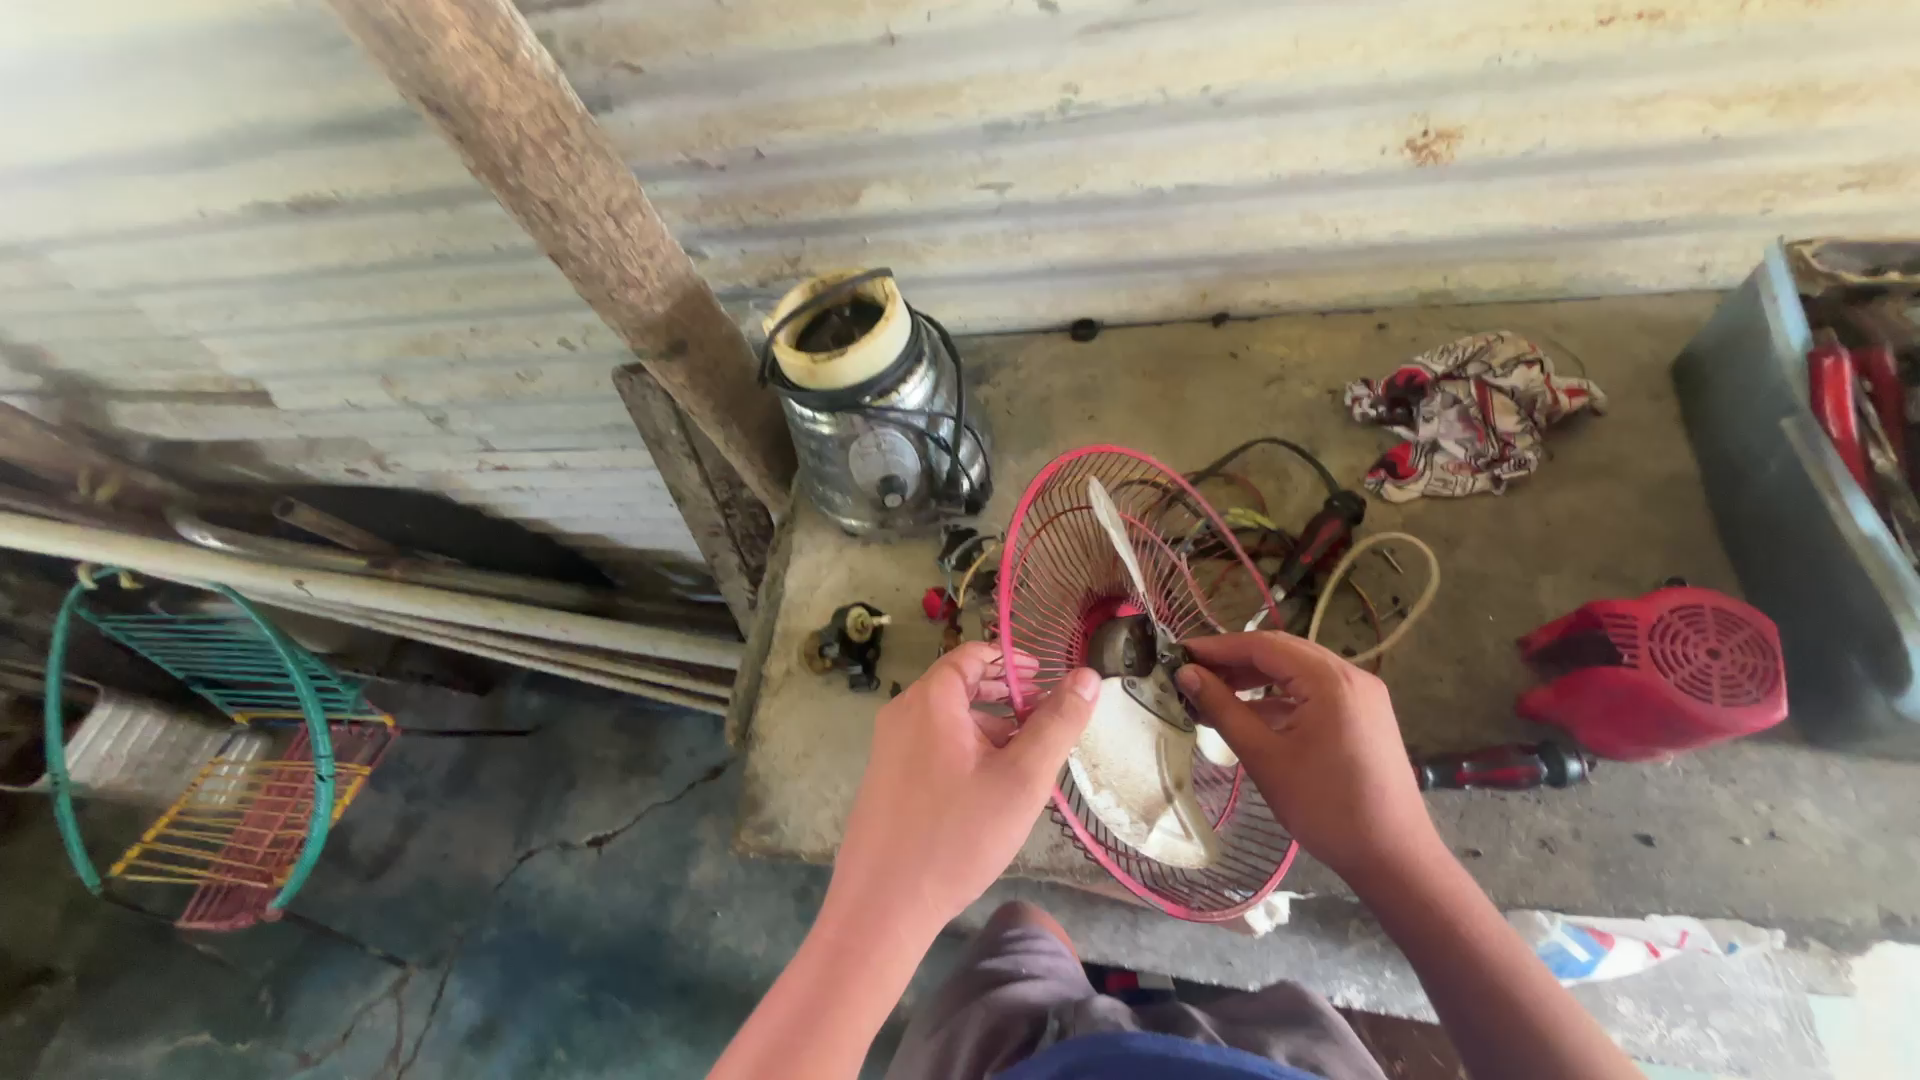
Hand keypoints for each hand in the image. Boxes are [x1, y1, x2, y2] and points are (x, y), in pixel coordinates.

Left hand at [828, 642, 1098, 932]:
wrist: (882, 905)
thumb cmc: (957, 835)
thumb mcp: (1021, 778)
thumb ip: (1057, 724)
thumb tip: (1087, 676)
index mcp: (930, 700)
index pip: (973, 655)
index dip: (1013, 660)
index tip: (1048, 678)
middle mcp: (903, 713)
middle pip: (960, 684)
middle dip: (1006, 694)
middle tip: (1046, 714)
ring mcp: (890, 747)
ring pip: (948, 719)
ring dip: (990, 725)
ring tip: (1028, 754)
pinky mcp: (887, 778)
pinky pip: (933, 745)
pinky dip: (967, 748)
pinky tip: (992, 785)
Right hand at [1175, 632, 1438, 880]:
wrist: (1393, 858)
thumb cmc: (1324, 807)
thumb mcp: (1264, 756)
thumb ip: (1223, 708)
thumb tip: (1185, 674)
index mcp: (1330, 680)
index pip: (1263, 645)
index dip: (1217, 647)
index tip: (1179, 655)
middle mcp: (1350, 676)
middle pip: (1281, 652)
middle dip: (1234, 660)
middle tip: (1191, 673)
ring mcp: (1361, 696)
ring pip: (1296, 671)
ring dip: (1254, 678)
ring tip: (1212, 693)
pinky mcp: (1363, 716)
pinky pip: (1313, 692)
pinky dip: (1278, 698)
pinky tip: (1247, 715)